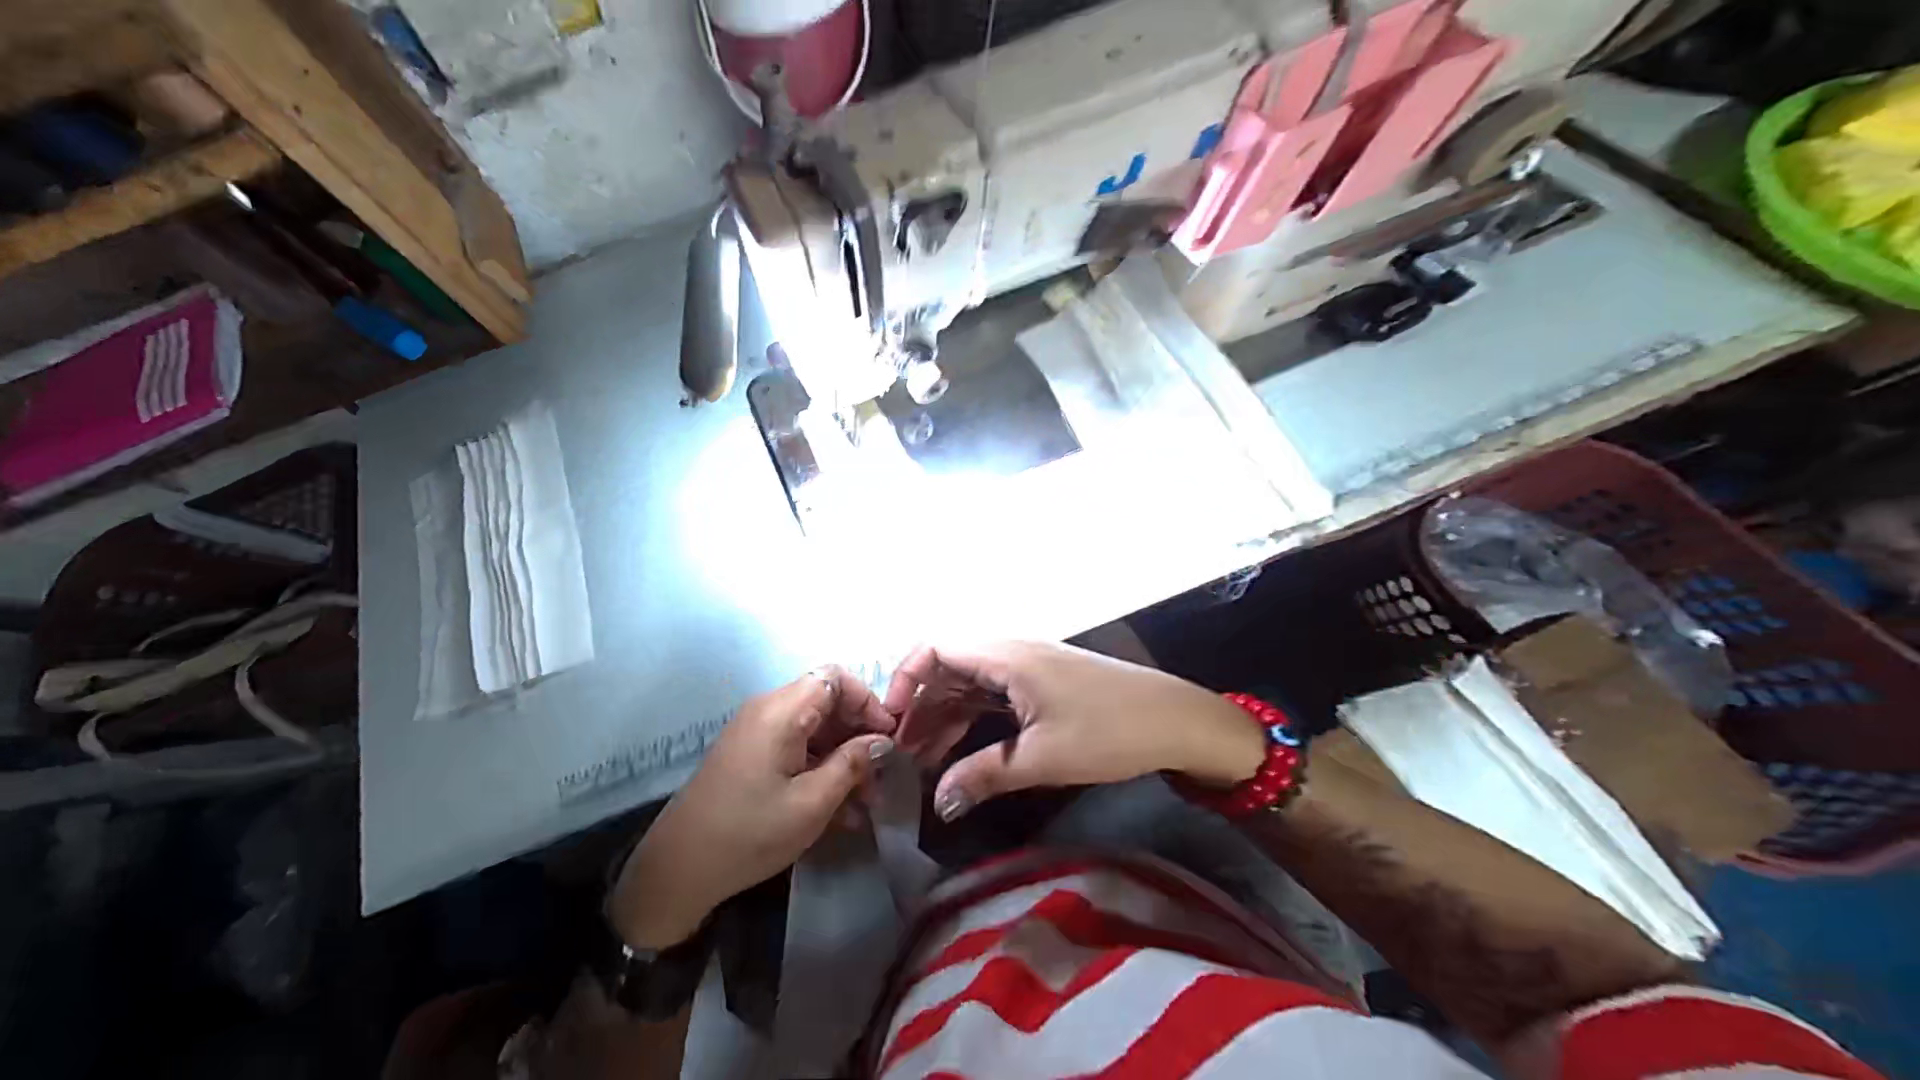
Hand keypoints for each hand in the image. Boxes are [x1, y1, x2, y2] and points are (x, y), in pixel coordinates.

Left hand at [608, 666, 895, 947]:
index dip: (867, 701)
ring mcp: (757, 732)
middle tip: (878, 775)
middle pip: (826, 700)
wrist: (679, 869)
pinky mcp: (751, 754)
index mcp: (781, 711)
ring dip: (842, 755)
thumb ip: (851, 764)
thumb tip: (882, 741)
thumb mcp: (812, 803)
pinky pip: (796, 746)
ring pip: (814, 726)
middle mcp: (767, 710)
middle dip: (858, 733)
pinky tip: (839, 808)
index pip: (835, 677)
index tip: (887, 738)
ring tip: (863, 800)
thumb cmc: (751, 832)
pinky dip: (820, 766)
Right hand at [884, 641, 1266, 821]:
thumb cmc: (1110, 732)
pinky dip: (972, 719)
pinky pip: (994, 694)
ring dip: (945, 717)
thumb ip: (984, 775)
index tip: (890, 723)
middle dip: (921, 708)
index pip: (935, 648)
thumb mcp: (1042, 759)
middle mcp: (1012, 652)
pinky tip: (963, 752)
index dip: (905, 680)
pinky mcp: (1044, 683)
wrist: (1178, 722)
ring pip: (971, 684)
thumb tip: (939, 802)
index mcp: (1007, 656)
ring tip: (926, 761)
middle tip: (903, 755)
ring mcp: (1029, 666)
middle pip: (949, 668)